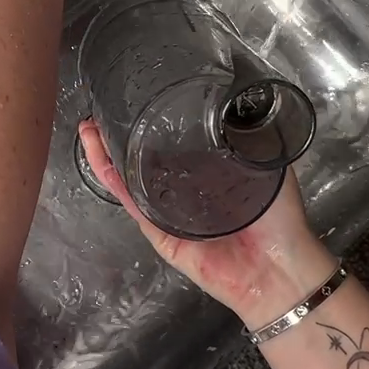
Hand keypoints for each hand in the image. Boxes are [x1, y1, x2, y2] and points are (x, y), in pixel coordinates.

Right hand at [77, 119, 338, 329]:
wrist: (278, 270)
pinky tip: (99, 157)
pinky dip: (113, 179)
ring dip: (106, 154)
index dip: (152, 122)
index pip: (173, 144)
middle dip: (120, 135)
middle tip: (102, 110)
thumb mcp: (268, 167)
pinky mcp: (158, 232)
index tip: (136, 98)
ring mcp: (166, 212)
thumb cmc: (279, 219)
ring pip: (128, 178)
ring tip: (89, 128)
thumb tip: (235, 103)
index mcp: (208, 174)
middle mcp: (183, 190)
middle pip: (143, 159)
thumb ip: (251, 141)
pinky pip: (131, 202)